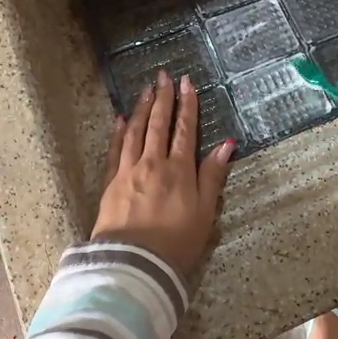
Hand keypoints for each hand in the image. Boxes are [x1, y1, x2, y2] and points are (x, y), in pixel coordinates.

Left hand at [92, 70, 234, 277]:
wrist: (133, 264)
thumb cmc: (176, 243)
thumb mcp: (204, 212)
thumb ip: (213, 177)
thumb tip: (226, 145)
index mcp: (179, 170)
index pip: (185, 130)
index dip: (187, 105)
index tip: (187, 83)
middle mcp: (153, 163)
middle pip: (159, 124)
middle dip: (163, 98)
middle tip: (164, 75)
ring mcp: (129, 171)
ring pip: (136, 131)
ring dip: (142, 108)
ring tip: (146, 89)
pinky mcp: (111, 183)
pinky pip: (115, 150)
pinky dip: (119, 132)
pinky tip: (121, 119)